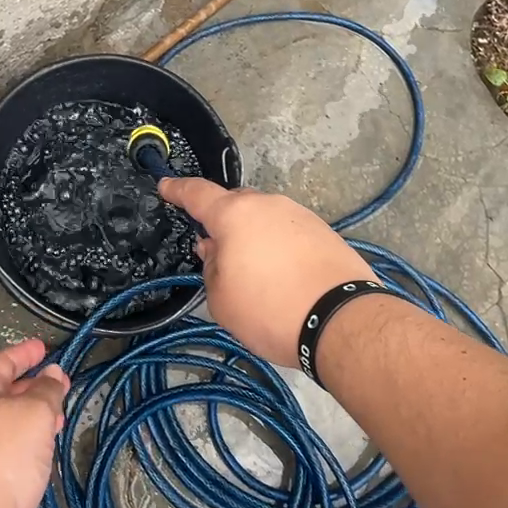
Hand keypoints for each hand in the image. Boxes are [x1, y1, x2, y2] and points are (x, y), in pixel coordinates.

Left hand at [0, 339, 68, 507]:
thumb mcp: (34, 415)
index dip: (24, 353)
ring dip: (29, 418)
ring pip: (1, 423)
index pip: (0, 362)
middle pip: (0, 393)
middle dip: (31, 388)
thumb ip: (47, 390)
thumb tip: (52, 374)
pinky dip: (20, 442)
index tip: (42, 347)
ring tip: (55, 422)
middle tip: (58, 386)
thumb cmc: (1, 461)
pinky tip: (36, 454)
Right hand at [160, 178, 377, 365]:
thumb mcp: (222, 299)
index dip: (177, 190)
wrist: (342, 321)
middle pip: (234, 206)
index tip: (166, 186)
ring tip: (255, 275)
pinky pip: (288, 233)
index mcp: (234, 214)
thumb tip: (216, 251)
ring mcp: (299, 215)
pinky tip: (283, 278)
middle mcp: (267, 205)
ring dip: (253, 239)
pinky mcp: (323, 232)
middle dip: (222, 223)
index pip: (197, 194)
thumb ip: (211, 268)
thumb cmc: (271, 309)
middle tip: (217, 253)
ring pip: (263, 220)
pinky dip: (279, 249)